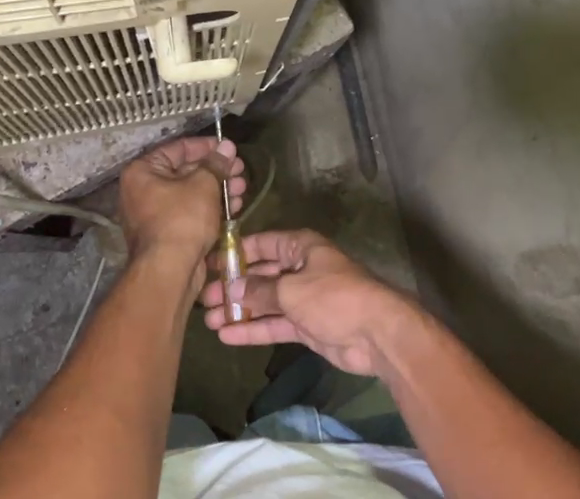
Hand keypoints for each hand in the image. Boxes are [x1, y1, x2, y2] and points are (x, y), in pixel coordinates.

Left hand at [119, 135, 244, 269]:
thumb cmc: (182, 220)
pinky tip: (233, 208)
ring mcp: (153, 214)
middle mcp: (142, 190)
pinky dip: (209, 209)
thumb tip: (227, 147)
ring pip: (190, 195)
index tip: (228, 148)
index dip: (206, 146)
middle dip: (216, 172)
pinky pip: (189, 213)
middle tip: (241, 171)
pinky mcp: (166, 234)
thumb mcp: (203, 185)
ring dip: (218, 190)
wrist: (169, 272)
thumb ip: (216, 164)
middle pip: (185, 172)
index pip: (177, 149)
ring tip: (242, 189)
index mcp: (142, 171)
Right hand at [199, 230, 419, 375]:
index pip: (261, 243)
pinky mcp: (306, 326)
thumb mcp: (291, 289)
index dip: (235, 252)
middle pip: (261, 274)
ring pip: (264, 302)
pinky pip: (274, 324)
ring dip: (239, 310)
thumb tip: (233, 289)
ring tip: (208, 319)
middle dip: (233, 286)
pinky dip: (253, 330)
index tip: (209, 263)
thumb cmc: (333, 296)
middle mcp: (300, 268)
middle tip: (203, 297)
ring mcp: (303, 299)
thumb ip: (260, 289)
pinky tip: (227, 335)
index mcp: (300, 247)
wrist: (376, 333)